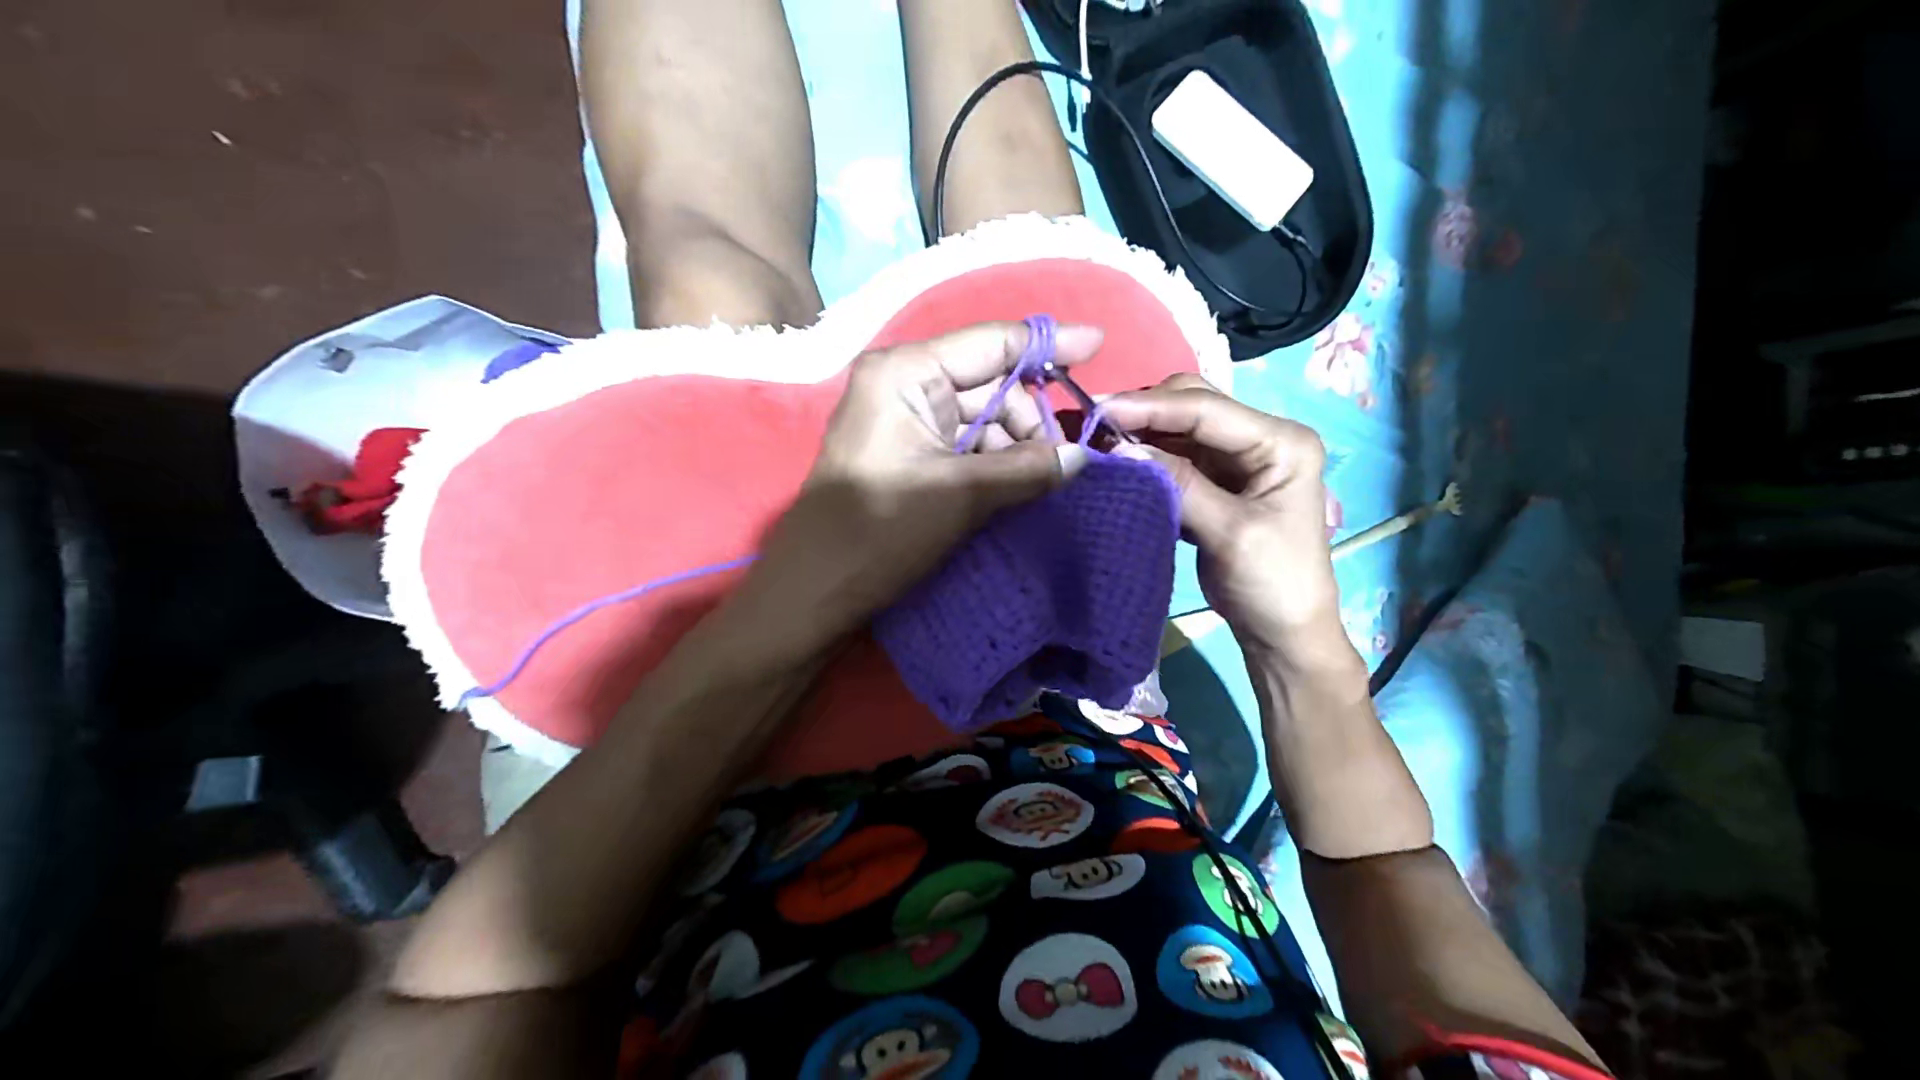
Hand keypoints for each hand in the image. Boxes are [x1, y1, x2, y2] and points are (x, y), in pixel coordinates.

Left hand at [750, 321, 1099, 637]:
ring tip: (1040, 483)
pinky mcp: (906, 454)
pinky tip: (1018, 487)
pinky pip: (963, 445)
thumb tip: (1081, 457)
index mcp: (906, 372)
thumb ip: (1026, 469)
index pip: (991, 343)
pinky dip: (994, 463)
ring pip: (980, 418)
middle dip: (1029, 417)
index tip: (1099, 346)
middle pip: (989, 383)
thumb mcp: (960, 495)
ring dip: (1014, 447)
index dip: (1047, 345)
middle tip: (1065, 459)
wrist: (813, 591)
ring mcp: (902, 420)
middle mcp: (903, 384)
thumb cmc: (878, 533)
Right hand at [1102, 375, 1344, 660]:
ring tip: (1096, 442)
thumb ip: (1178, 484)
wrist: (1283, 631)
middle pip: (1193, 406)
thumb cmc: (1271, 582)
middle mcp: (1261, 438)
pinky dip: (1145, 457)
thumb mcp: (1228, 532)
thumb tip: (1117, 448)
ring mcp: (1237, 459)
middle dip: (1143, 411)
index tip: (1097, 412)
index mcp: (1281, 442)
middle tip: (1092, 426)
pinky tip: (1117, 461)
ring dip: (1139, 433)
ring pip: (1178, 428)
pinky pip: (1173, 456)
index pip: (1206, 409)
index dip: (1150, 406)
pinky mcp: (1215, 480)